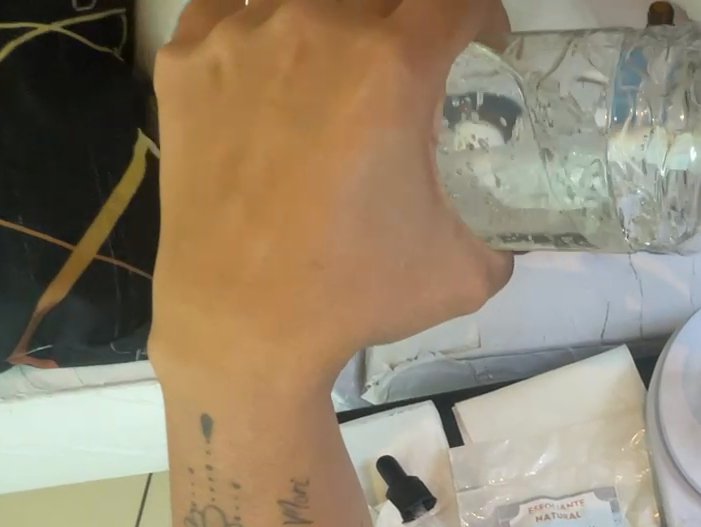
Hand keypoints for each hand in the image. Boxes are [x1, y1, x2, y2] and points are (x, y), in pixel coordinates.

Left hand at [149, 0, 513, 392]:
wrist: (247, 320)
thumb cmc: (360, 294)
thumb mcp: (465, 276)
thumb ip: (503, 242)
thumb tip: (513, 238)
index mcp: (392, 71)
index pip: (452, 1)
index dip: (480, 13)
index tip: (485, 39)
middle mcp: (317, 29)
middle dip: (411, 23)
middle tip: (415, 70)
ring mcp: (241, 37)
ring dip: (340, 23)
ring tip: (342, 72)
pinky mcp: (187, 63)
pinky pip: (230, 9)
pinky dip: (262, 27)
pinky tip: (276, 70)